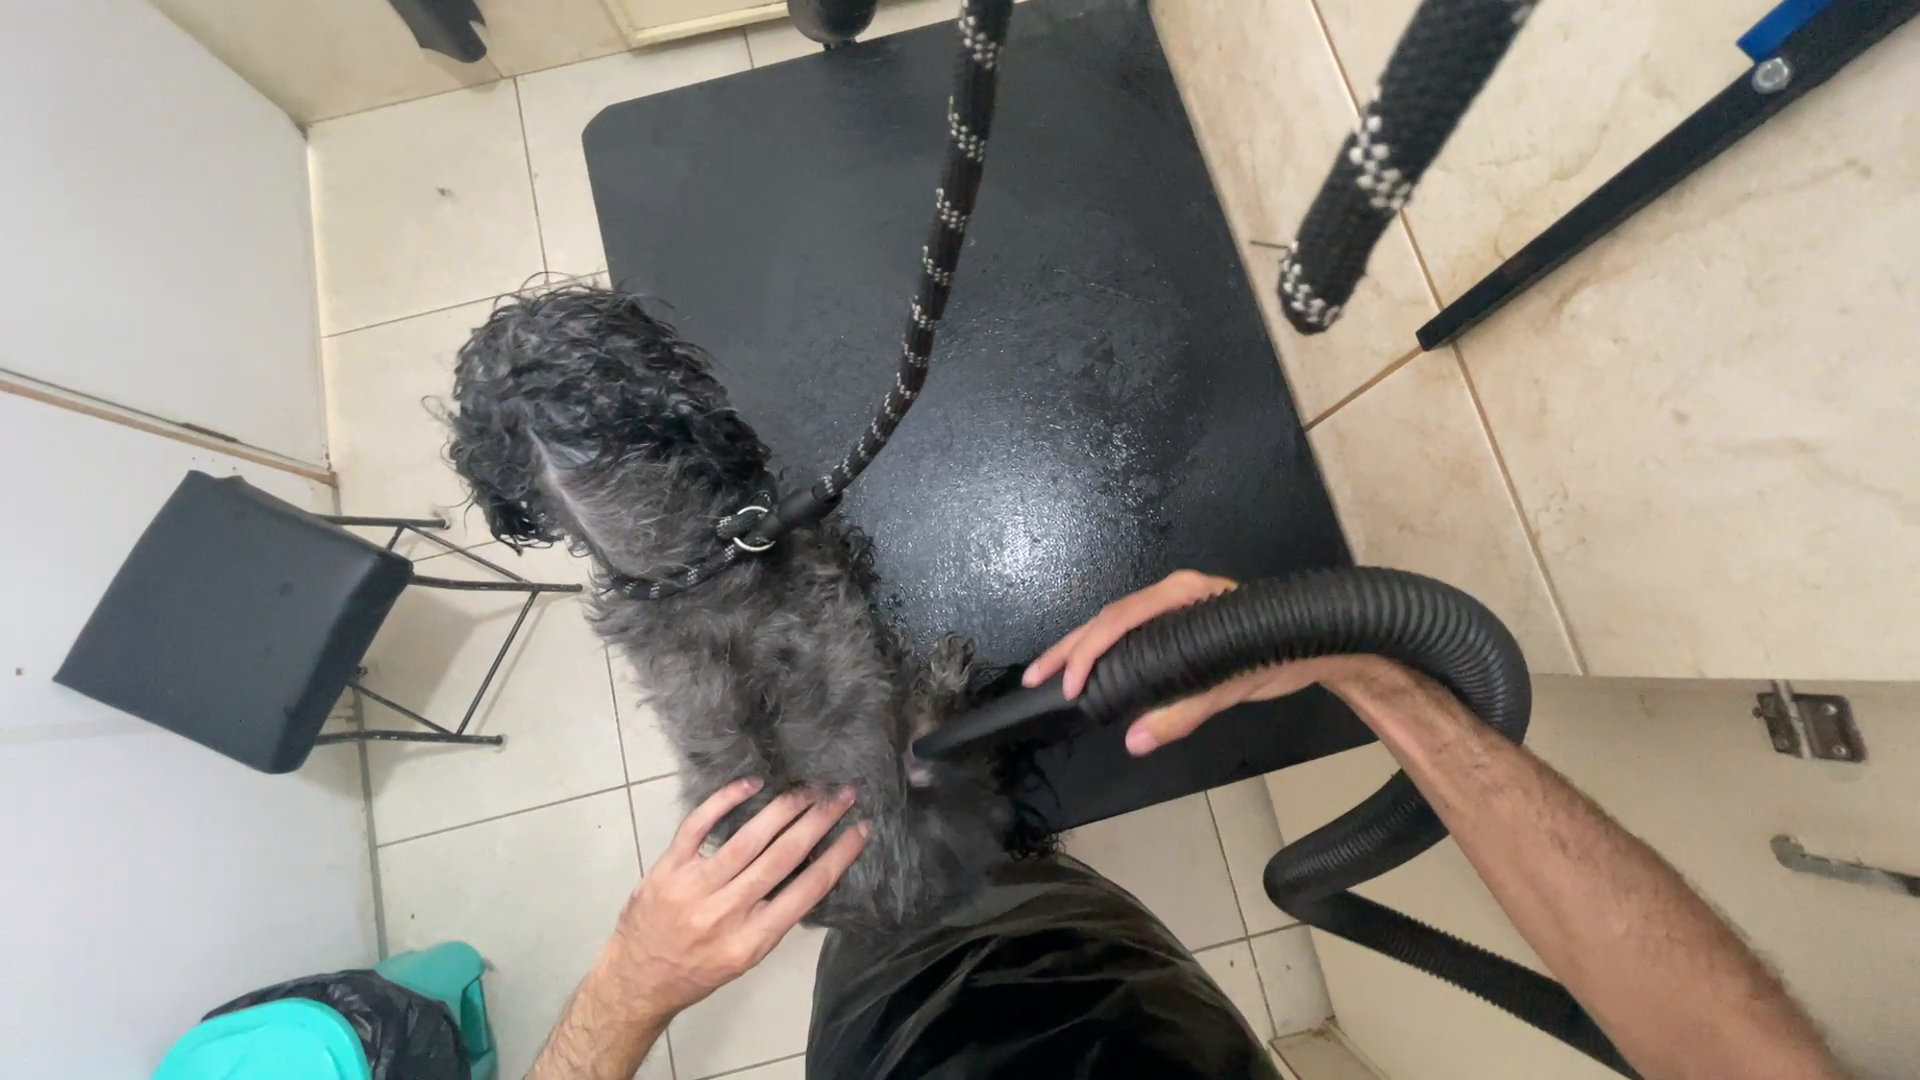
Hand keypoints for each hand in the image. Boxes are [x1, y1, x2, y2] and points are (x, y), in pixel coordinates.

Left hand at [597, 778, 869, 1018]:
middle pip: (783, 857)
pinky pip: (699, 825)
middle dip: (820, 821)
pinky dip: (726, 800)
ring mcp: (694, 888)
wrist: (635, 981)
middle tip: (843, 794)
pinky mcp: (668, 867)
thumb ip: (776, 915)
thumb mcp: (746, 956)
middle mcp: (725, 914)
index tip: (861, 828)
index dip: (839, 855)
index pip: (807, 890)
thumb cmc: (699, 968)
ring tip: (809, 789)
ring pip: (747, 838)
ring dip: (784, 808)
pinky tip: (752, 783)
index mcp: (751, 941)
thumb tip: (813, 862)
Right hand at [1022, 570, 1385, 755]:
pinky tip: (1090, 669)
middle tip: (1034, 676)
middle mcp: (1170, 593)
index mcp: (1181, 596)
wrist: (1319, 640)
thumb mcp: (1232, 684)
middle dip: (1068, 647)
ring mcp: (1171, 604)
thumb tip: (1133, 740)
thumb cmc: (1278, 652)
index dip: (1089, 651)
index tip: (1071, 685)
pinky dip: (1103, 649)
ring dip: (1080, 648)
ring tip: (1050, 673)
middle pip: (1106, 617)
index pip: (1120, 619)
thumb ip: (1183, 711)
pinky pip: (1128, 631)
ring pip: (1112, 622)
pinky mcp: (1175, 618)